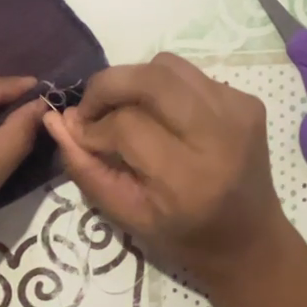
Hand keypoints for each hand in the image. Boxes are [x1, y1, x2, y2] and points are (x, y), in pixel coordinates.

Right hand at [42, 53, 284, 278]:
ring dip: (133, 81)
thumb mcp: (124, 213)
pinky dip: (162, 88)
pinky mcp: (247, 101)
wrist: (250, 239)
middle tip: (91, 109)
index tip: (80, 138)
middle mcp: (219, 135)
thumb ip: (85, 167)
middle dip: (107, 86)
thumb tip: (56, 120)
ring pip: (167, 66)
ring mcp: (238, 111)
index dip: (93, 127)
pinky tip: (160, 117)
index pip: (126, 125)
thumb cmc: (181, 234)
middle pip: (150, 78)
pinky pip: (189, 75)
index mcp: (188, 175)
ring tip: (122, 109)